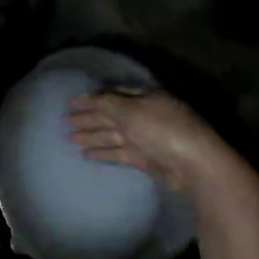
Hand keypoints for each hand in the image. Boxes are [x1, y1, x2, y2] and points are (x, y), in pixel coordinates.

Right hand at [66, 88, 231, 190]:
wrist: (193, 164)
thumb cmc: (162, 130)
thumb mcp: (131, 111)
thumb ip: (107, 104)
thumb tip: (90, 97)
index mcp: (145, 98)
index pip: (113, 94)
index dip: (91, 98)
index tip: (71, 103)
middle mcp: (144, 116)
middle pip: (111, 115)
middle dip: (88, 117)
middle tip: (66, 120)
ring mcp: (145, 138)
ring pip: (112, 135)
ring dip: (90, 135)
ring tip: (69, 138)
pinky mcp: (144, 159)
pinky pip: (118, 153)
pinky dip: (102, 152)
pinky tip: (86, 154)